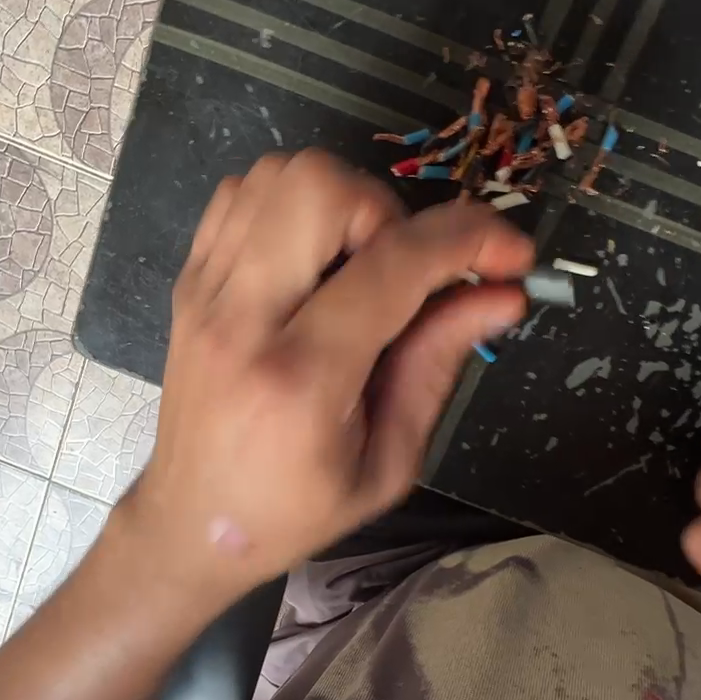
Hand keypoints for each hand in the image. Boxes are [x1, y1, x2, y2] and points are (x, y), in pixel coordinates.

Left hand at [116, 150, 534, 597]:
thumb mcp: (388, 462)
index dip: (469, 239)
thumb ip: (438, 366)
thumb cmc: (294, 511)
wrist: (190, 523)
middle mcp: (241, 318)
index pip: (392, 264)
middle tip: (402, 272)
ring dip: (340, 203)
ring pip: (277, 176)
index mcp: (300, 378)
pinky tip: (311, 260)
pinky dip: (291, 206)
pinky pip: (242, 194)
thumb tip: (501, 294)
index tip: (512, 254)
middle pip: (318, 187)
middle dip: (388, 211)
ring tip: (356, 267)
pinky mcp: (188, 282)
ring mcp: (204, 292)